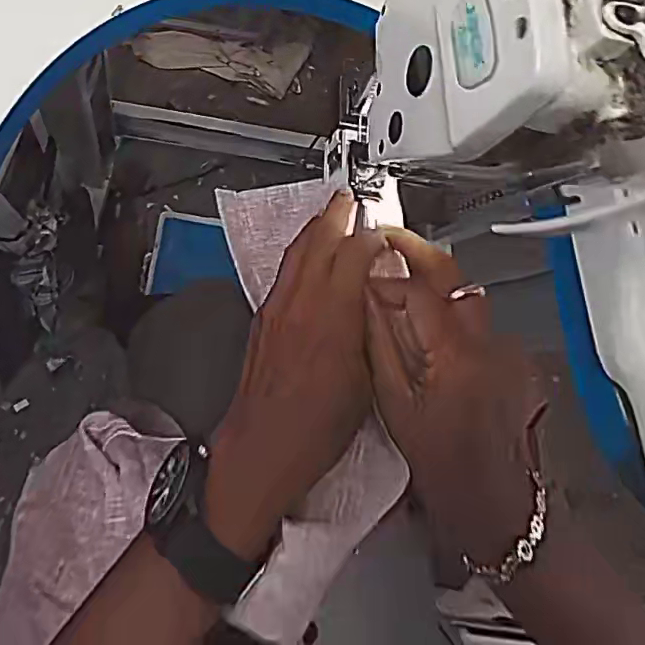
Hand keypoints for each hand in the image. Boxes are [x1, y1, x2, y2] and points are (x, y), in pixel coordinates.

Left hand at [204, 191, 386, 559]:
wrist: (262, 446)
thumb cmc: (314, 427)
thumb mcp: (364, 382)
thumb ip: (370, 333)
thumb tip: (375, 304)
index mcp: (333, 317)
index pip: (354, 255)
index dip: (371, 237)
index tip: (381, 232)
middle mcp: (302, 304)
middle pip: (321, 241)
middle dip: (338, 215)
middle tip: (350, 198)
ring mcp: (279, 307)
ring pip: (298, 251)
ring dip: (316, 227)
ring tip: (329, 213)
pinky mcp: (264, 317)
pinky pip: (284, 269)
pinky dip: (299, 250)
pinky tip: (305, 251)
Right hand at [363, 228, 546, 566]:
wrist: (496, 503)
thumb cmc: (446, 467)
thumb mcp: (397, 406)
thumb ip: (380, 345)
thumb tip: (367, 302)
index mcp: (454, 355)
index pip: (418, 291)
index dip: (387, 277)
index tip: (367, 273)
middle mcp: (486, 342)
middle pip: (451, 275)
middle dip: (416, 249)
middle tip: (388, 237)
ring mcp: (503, 347)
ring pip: (464, 292)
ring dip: (433, 279)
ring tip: (401, 275)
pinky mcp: (510, 356)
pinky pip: (475, 318)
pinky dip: (449, 310)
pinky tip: (428, 322)